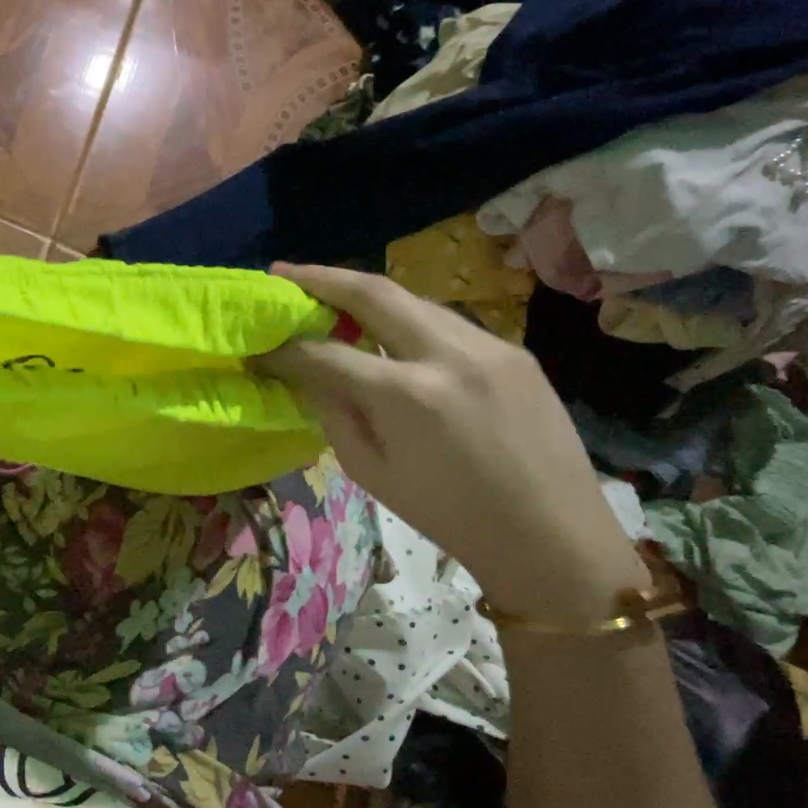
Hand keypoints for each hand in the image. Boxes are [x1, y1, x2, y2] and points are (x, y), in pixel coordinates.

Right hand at [253, 264, 648, 625]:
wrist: (549, 533)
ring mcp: (489, 345)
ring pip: (414, 301)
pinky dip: (406, 320)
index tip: (257, 341)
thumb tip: (304, 373)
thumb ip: (333, 409)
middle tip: (283, 274)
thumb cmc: (445, 513)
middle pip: (374, 292)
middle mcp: (449, 354)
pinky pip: (446, 323)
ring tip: (330, 299)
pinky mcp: (513, 351)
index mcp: (406, 395)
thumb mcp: (368, 468)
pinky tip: (388, 334)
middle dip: (322, 278)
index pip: (325, 351)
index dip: (284, 345)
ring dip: (367, 295)